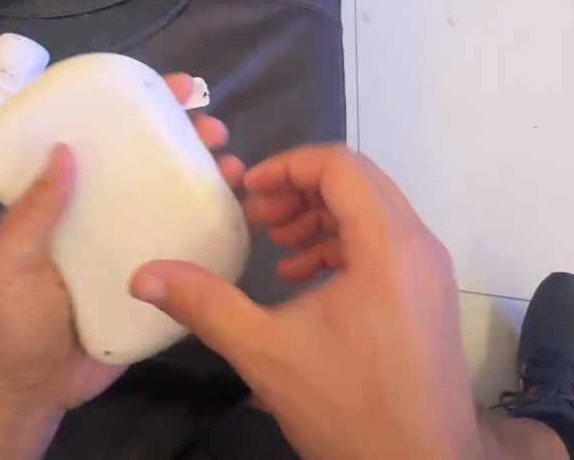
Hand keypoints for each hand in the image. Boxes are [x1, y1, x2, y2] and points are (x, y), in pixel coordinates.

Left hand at [0, 73, 242, 417]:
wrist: (31, 390)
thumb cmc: (11, 321)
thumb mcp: (8, 262)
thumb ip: (30, 214)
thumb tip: (63, 150)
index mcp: (68, 193)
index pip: (106, 134)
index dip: (139, 104)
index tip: (174, 87)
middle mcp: (104, 208)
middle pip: (151, 158)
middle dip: (188, 134)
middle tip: (213, 128)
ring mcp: (132, 241)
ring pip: (176, 195)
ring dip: (208, 174)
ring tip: (233, 167)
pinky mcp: (155, 277)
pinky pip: (188, 244)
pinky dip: (213, 224)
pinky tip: (237, 215)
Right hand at [130, 146, 479, 459]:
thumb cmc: (348, 409)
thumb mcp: (267, 354)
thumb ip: (205, 304)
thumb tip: (143, 275)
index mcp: (388, 245)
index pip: (340, 165)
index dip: (287, 166)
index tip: (248, 193)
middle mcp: (418, 243)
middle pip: (357, 178)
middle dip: (300, 188)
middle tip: (257, 218)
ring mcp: (430, 267)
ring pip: (373, 206)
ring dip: (320, 214)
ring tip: (276, 246)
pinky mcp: (430, 291)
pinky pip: (385, 238)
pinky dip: (343, 241)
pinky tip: (304, 276)